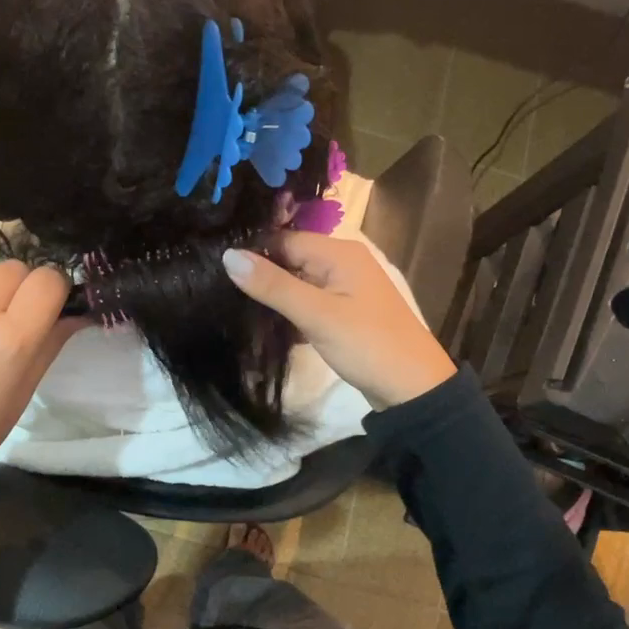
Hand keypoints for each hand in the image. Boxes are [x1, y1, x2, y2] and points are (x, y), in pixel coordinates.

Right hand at [223, 233, 456, 408]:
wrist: (413, 389)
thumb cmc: (367, 345)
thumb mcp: (317, 315)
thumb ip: (273, 285)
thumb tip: (228, 255)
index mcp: (340, 253)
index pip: (284, 239)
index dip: (252, 251)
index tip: (215, 267)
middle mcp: (343, 263)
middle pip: (291, 259)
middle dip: (260, 274)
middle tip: (218, 289)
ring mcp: (345, 290)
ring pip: (298, 283)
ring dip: (273, 297)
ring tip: (233, 307)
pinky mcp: (344, 314)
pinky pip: (309, 304)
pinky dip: (289, 313)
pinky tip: (264, 327)